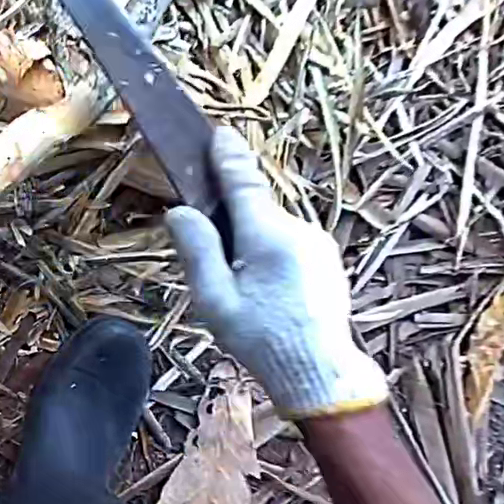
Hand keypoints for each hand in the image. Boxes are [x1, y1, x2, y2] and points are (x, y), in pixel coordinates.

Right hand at [166, 127, 385, 418]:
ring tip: (233, 284)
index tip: (216, 132)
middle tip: (204, 248)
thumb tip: (180, 211)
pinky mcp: (324, 258)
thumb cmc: (259, 338)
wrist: (318, 371)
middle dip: (226, 215)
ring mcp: (317, 244)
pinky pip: (284, 240)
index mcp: (269, 237)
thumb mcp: (214, 298)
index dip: (227, 157)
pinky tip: (257, 286)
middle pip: (253, 206)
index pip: (244, 184)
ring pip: (268, 225)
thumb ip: (197, 250)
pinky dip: (263, 249)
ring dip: (244, 238)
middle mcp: (299, 231)